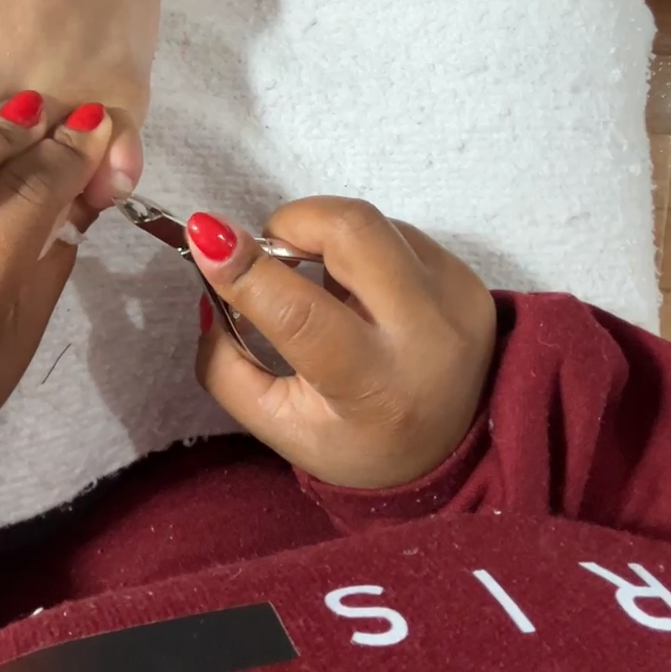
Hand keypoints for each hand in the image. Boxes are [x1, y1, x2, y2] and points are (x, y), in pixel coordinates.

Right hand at [185, 198, 498, 489]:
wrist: (458, 449)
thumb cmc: (356, 439)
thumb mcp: (277, 426)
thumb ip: (226, 363)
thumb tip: (213, 280)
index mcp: (373, 388)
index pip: (303, 315)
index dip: (250, 269)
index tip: (204, 235)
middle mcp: (427, 335)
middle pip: (351, 229)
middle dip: (293, 223)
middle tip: (273, 254)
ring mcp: (455, 297)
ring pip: (369, 221)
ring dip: (323, 236)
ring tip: (319, 282)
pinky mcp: (466, 275)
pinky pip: (393, 230)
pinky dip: (357, 246)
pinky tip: (359, 288)